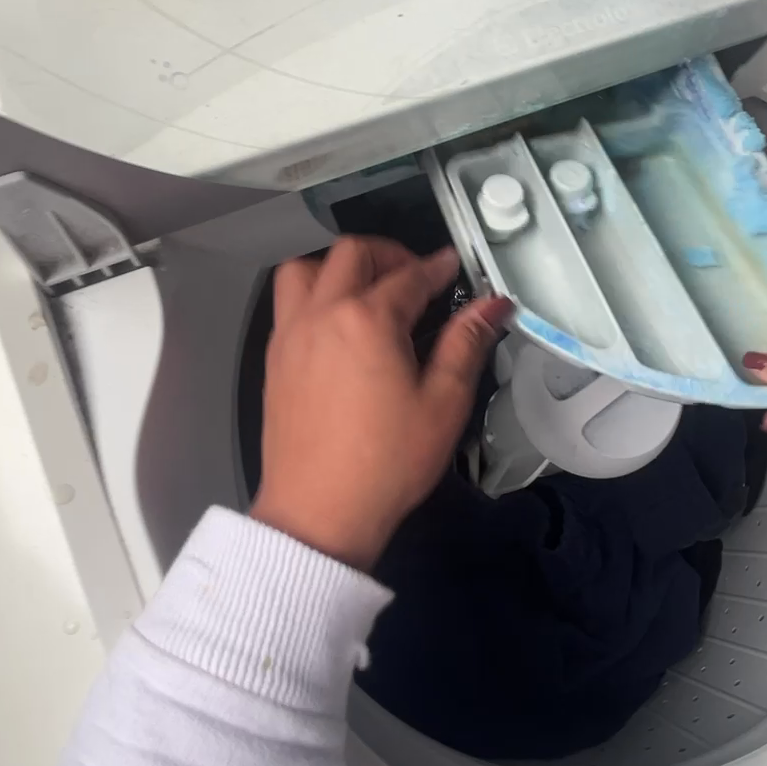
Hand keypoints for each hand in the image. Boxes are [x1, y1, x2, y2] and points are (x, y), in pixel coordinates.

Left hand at [250, 237, 513, 570]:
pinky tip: (337, 325)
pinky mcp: (275, 360)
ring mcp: (291, 335)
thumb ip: (466, 343)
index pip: (409, 276)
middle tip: (415, 274)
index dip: (438, 267)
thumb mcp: (443, 403)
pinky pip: (288, 303)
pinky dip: (314, 294)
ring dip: (338, 267)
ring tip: (367, 290)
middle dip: (389, 252)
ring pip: (305, 269)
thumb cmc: (386, 463)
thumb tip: (491, 306)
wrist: (319, 513)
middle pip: (351, 254)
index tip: (454, 266)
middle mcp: (322, 315)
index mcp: (367, 320)